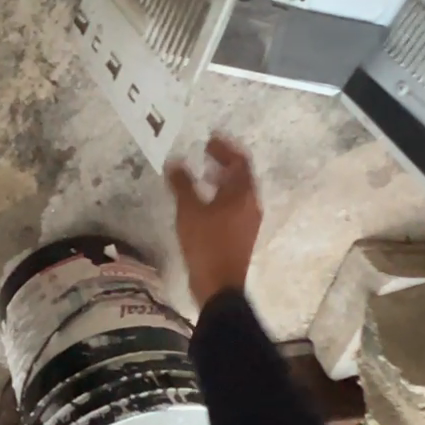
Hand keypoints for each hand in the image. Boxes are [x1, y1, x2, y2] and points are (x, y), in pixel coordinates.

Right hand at [166, 135, 262, 309]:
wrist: (219, 284)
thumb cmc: (206, 244)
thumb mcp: (189, 211)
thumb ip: (181, 184)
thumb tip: (174, 162)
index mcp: (243, 194)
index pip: (239, 161)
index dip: (225, 148)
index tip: (209, 139)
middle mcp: (251, 204)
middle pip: (240, 176)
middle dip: (223, 163)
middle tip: (204, 154)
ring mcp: (248, 221)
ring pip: (237, 192)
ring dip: (220, 180)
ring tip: (201, 176)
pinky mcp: (240, 234)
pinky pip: (232, 206)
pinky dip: (219, 197)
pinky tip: (202, 203)